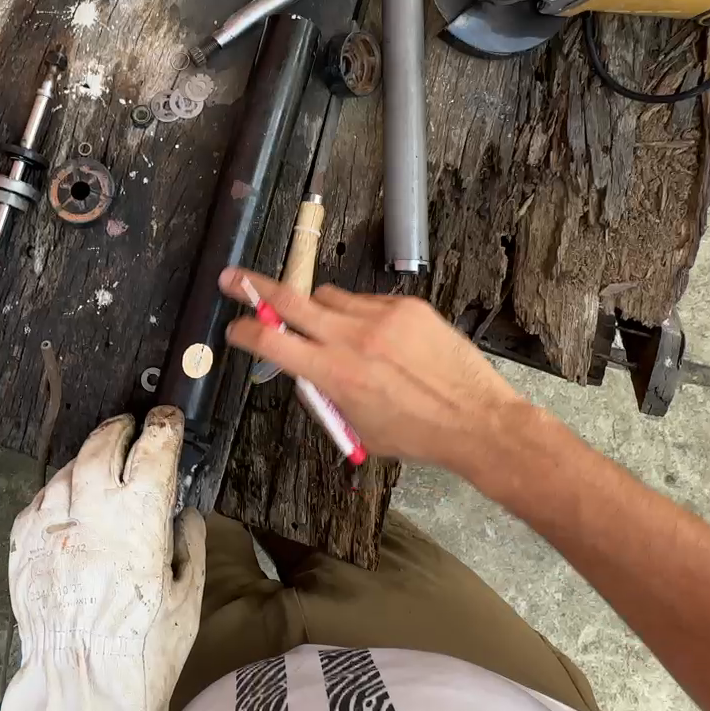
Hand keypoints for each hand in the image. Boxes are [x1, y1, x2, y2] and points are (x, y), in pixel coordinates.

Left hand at [0, 406, 205, 710]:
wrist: (83, 689)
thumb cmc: (139, 653)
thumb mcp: (186, 597)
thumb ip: (190, 545)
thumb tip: (187, 517)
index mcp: (138, 522)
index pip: (152, 449)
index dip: (162, 426)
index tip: (167, 419)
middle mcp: (92, 515)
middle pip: (102, 445)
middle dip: (119, 428)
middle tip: (128, 426)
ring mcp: (53, 529)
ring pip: (67, 469)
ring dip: (87, 459)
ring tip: (99, 463)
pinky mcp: (24, 548)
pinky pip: (38, 501)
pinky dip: (56, 492)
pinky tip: (68, 500)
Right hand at [219, 267, 533, 478]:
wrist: (477, 420)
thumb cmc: (417, 433)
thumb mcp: (355, 427)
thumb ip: (322, 394)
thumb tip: (298, 366)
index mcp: (334, 375)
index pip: (271, 342)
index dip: (244, 332)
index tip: (235, 328)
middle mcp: (352, 340)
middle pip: (287, 300)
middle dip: (252, 287)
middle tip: (233, 278)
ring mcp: (380, 318)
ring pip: (327, 296)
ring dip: (319, 310)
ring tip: (340, 333)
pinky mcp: (405, 306)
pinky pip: (365, 300)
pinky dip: (361, 315)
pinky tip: (381, 339)